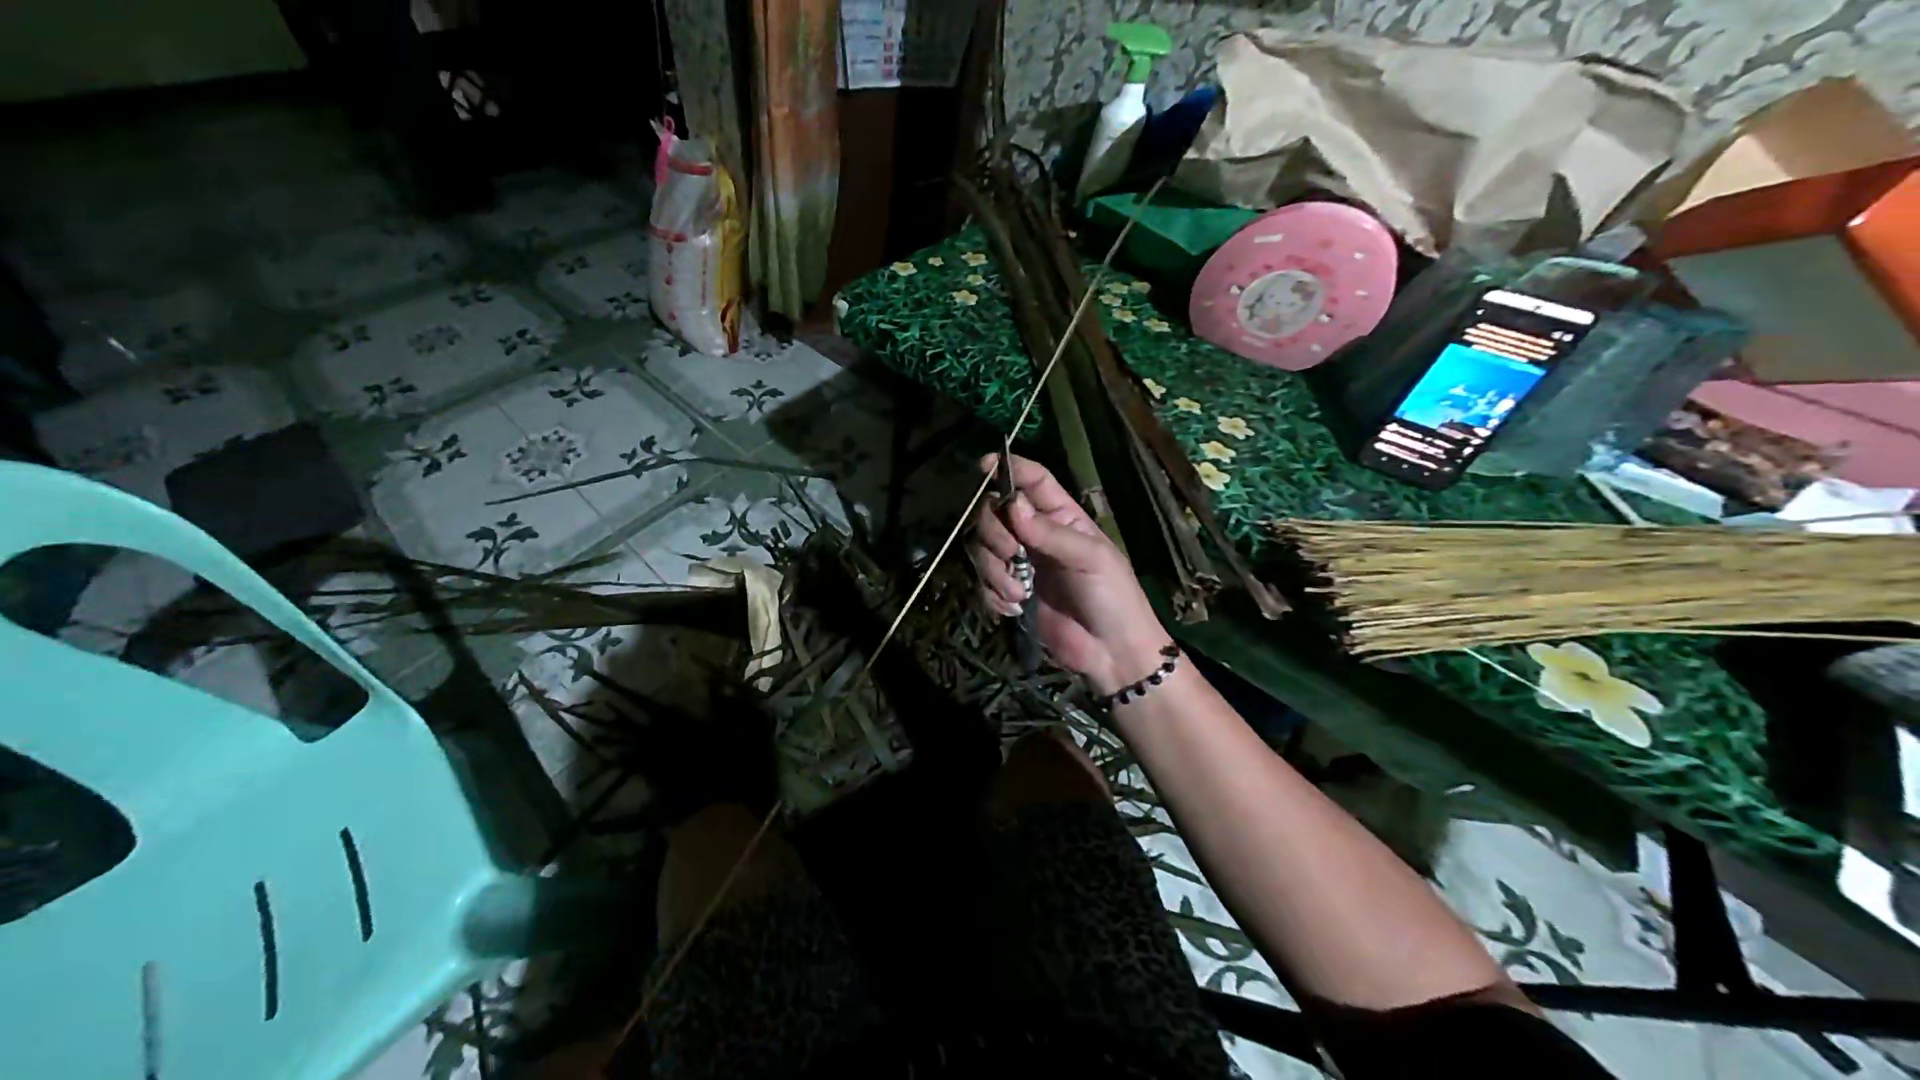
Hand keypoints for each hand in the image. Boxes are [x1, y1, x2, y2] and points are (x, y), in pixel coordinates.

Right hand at [968, 454, 1173, 695]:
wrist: (1113, 654)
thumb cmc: (1114, 597)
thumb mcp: (1091, 557)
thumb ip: (1050, 532)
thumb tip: (1012, 504)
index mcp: (1062, 517)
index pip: (1032, 480)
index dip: (1009, 468)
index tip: (984, 466)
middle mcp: (1035, 535)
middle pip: (994, 513)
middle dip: (994, 532)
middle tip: (1012, 555)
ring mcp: (1021, 565)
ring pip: (982, 549)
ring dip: (993, 570)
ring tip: (1018, 593)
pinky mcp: (1010, 595)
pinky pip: (983, 584)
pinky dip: (993, 596)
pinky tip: (1014, 609)